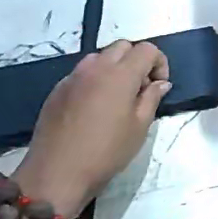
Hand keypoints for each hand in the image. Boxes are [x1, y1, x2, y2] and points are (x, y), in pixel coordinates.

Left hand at [13, 39, 169, 210]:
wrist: (57, 172)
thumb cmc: (106, 152)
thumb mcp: (139, 127)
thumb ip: (151, 98)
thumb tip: (160, 83)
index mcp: (120, 74)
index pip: (147, 49)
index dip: (159, 63)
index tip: (159, 86)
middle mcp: (95, 67)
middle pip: (123, 46)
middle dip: (137, 61)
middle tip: (141, 90)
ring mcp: (73, 77)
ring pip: (100, 57)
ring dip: (115, 68)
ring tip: (118, 98)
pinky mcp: (58, 89)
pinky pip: (82, 73)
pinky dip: (95, 80)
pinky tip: (95, 108)